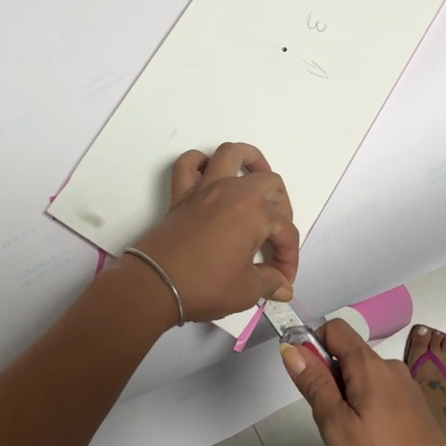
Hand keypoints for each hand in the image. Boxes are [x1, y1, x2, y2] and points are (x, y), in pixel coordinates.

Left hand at [123, 143, 298, 323]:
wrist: (156, 285)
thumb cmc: (206, 286)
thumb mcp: (246, 290)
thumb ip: (270, 283)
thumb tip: (284, 288)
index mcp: (255, 212)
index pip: (285, 232)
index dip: (290, 258)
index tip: (283, 281)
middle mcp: (233, 191)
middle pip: (270, 184)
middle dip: (282, 208)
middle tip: (276, 237)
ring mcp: (205, 189)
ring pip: (230, 154)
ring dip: (248, 160)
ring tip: (256, 180)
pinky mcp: (180, 195)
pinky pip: (187, 165)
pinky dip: (197, 162)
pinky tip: (207, 175)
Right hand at [283, 319, 445, 445]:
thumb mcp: (336, 425)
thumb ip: (314, 384)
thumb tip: (292, 348)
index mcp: (369, 365)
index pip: (335, 329)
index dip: (314, 344)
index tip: (309, 380)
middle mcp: (391, 366)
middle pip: (349, 356)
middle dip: (331, 381)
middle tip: (333, 423)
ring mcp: (407, 386)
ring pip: (365, 379)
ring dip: (350, 399)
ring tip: (354, 440)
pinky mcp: (416, 406)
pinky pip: (382, 395)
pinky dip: (369, 410)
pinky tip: (374, 445)